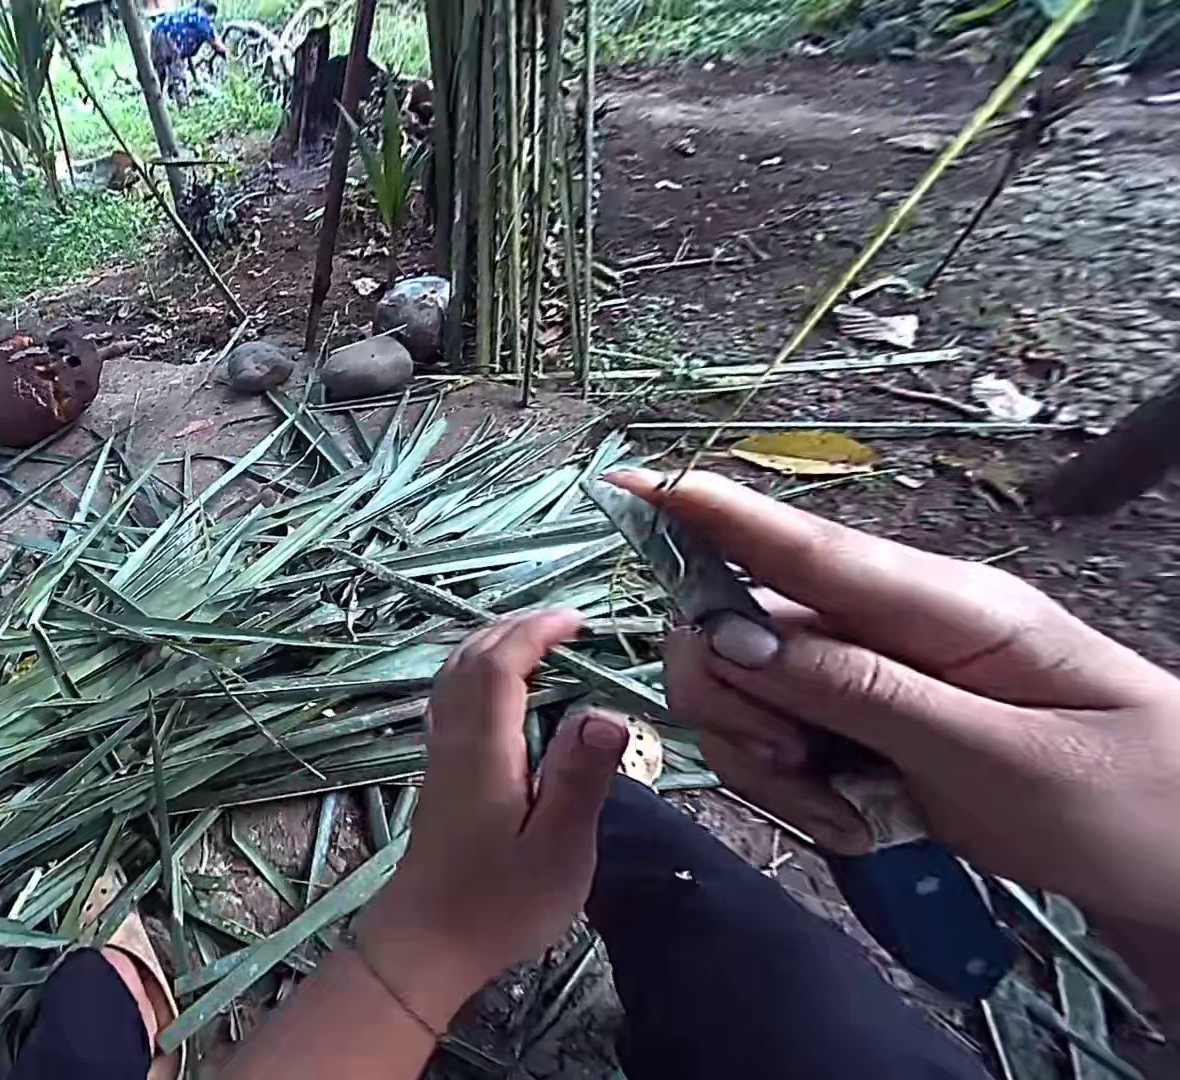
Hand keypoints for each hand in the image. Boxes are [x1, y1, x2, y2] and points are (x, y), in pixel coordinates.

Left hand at [357, 610, 629, 1025]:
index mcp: (483, 747)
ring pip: (455, 672)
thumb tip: (606, 712)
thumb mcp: (558, 849)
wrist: (431, 930)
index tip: (577, 620)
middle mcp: (453, 734)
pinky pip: (450, 692)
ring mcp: (440, 745)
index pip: (501, 665)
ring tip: (536, 637)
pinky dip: (474, 666)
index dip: (535, 632)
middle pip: (472, 658)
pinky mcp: (439, 761)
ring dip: (491, 642)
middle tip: (565, 621)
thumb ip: (580, 778)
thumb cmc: (500, 900)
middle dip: (515, 628)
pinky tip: (494, 679)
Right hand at [612, 467, 1179, 929]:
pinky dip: (768, 776)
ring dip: (750, 750)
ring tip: (833, 800)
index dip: (703, 508)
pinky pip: (741, 727)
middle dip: (728, 698)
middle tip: (788, 760)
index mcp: (930, 603)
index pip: (794, 542)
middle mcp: (860, 619)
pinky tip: (836, 808)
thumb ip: (859, 689)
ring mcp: (836, 662)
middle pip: (721, 627)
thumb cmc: (1141, 808)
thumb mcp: (1010, 760)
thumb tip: (730, 638)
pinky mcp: (819, 705)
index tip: (629, 481)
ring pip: (719, 682)